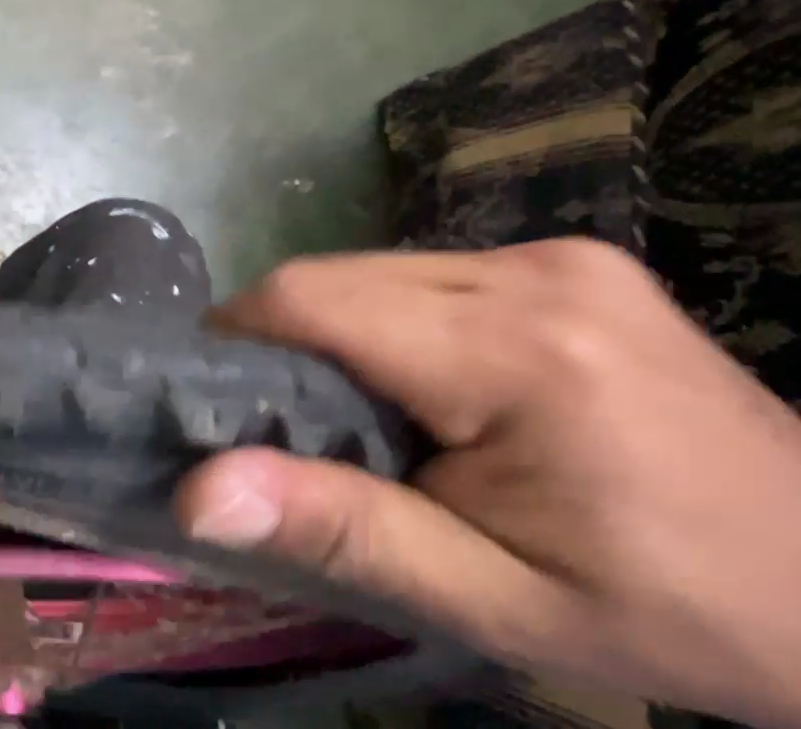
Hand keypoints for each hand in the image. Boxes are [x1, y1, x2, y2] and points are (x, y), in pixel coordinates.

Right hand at [173, 239, 800, 727]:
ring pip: (371, 270)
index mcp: (519, 355)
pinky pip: (422, 275)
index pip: (312, 300)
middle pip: (334, 277)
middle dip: (283, 344)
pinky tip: (421, 386)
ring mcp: (558, 258)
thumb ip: (344, 531)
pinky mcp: (567, 262)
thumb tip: (197, 492)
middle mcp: (534, 274)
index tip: (218, 408)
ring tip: (357, 417)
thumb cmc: (673, 612)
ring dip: (335, 334)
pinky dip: (387, 324)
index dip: (237, 341)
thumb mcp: (495, 600)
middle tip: (290, 431)